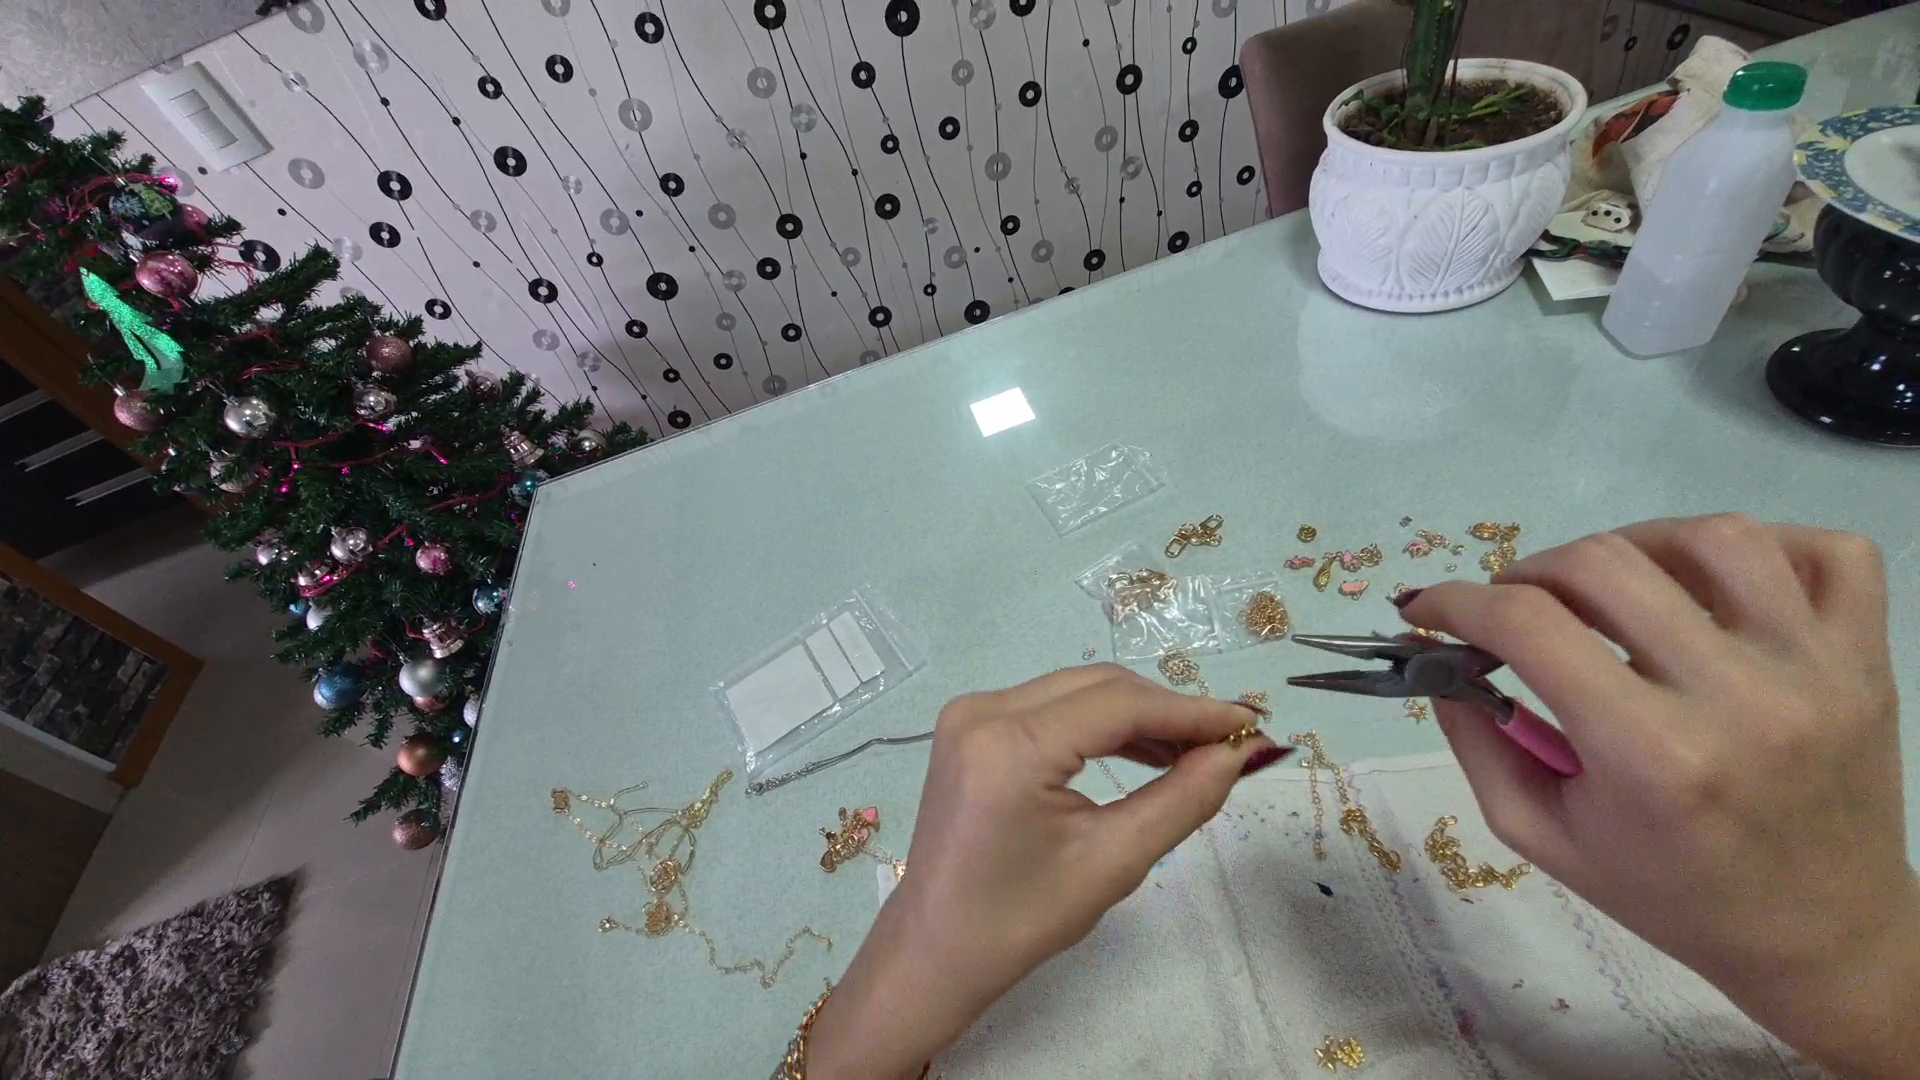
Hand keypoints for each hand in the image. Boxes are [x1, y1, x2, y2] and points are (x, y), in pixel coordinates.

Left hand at [805, 665, 1285, 1078]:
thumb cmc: (1020, 920)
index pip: (1118, 705)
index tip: (1252, 724)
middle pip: (1097, 687)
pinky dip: (1097, 723)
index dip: (1191, 711)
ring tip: (1193, 750)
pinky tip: (1141, 749)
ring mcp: (970, 711)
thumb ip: (1181, 800)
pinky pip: (1050, 706)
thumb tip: (1237, 754)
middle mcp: (983, 709)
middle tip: (1228, 743)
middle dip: (1167, 710)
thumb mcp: (1111, 863)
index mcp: (1009, 744)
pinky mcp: (971, 724)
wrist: (936, 945)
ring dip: (1135, 715)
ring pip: (1076, 691)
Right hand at [1400, 515, 1917, 1079]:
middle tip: (1505, 608)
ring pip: (1712, 538)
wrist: (1821, 941)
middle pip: (1601, 564)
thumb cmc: (1662, 892)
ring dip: (1625, 544)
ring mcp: (1819, 670)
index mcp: (1649, 752)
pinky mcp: (1867, 660)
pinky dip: (1755, 546)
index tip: (1424, 609)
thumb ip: (1474, 736)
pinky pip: (1827, 553)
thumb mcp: (1532, 830)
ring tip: (1597, 584)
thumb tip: (1440, 656)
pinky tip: (1700, 582)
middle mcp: (1741, 696)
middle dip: (1522, 573)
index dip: (1452, 601)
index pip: (1525, 624)